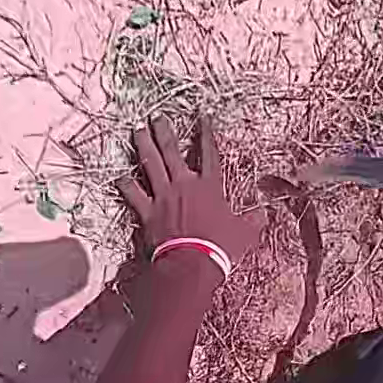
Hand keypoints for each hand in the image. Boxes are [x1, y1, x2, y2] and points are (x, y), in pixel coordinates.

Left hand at [118, 115, 264, 270]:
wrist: (191, 264)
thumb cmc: (219, 249)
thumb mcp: (243, 234)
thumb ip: (251, 221)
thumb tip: (263, 215)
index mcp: (209, 187)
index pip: (209, 154)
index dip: (206, 134)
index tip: (203, 118)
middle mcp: (184, 185)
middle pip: (172, 152)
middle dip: (165, 132)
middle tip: (157, 118)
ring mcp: (163, 197)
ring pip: (151, 165)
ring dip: (144, 147)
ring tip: (138, 131)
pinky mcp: (147, 212)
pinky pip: (134, 194)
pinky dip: (126, 185)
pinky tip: (119, 177)